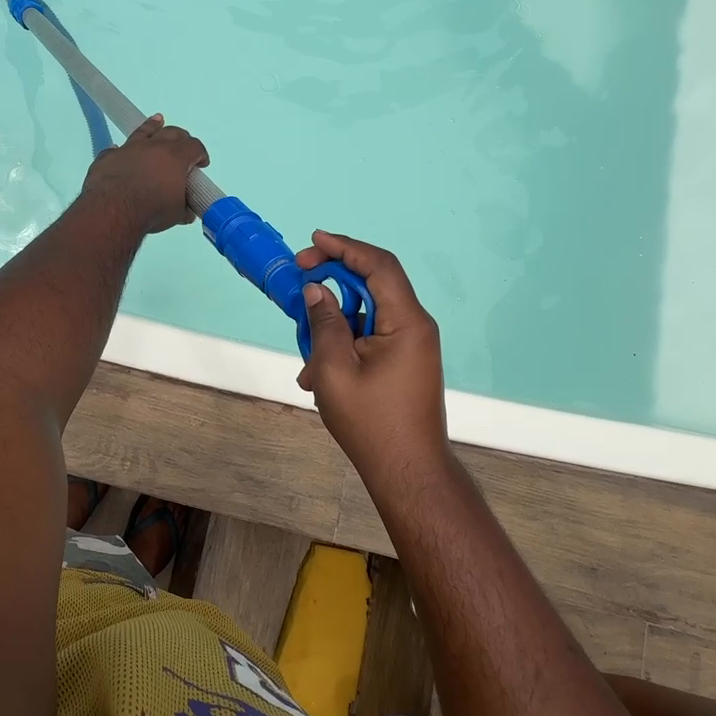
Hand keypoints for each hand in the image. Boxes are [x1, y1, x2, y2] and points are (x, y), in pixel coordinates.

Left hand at [79, 116, 208, 234]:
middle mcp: (154, 146)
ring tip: (157, 120)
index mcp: (176, 157)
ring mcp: (129, 148)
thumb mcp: (176, 213)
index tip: (201, 163)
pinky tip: (118, 149)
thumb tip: (187, 212)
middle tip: (183, 143)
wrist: (113, 209)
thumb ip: (183, 208)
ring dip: (152, 126)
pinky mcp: (108, 157)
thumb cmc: (152, 210)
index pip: (194, 147)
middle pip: (172, 133)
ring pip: (144, 131)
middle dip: (180, 137)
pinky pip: (115, 150)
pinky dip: (120, 150)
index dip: (200, 154)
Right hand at [296, 231, 448, 475]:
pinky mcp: (404, 363)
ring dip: (334, 319)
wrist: (408, 472)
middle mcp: (415, 326)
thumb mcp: (334, 369)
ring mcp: (412, 345)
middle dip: (333, 280)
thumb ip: (324, 322)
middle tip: (300, 282)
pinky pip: (371, 335)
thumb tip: (316, 291)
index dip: (344, 247)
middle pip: (374, 283)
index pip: (378, 265)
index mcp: (406, 321)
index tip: (312, 242)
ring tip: (305, 349)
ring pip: (368, 312)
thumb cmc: (371, 422)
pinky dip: (344, 341)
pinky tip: (318, 371)